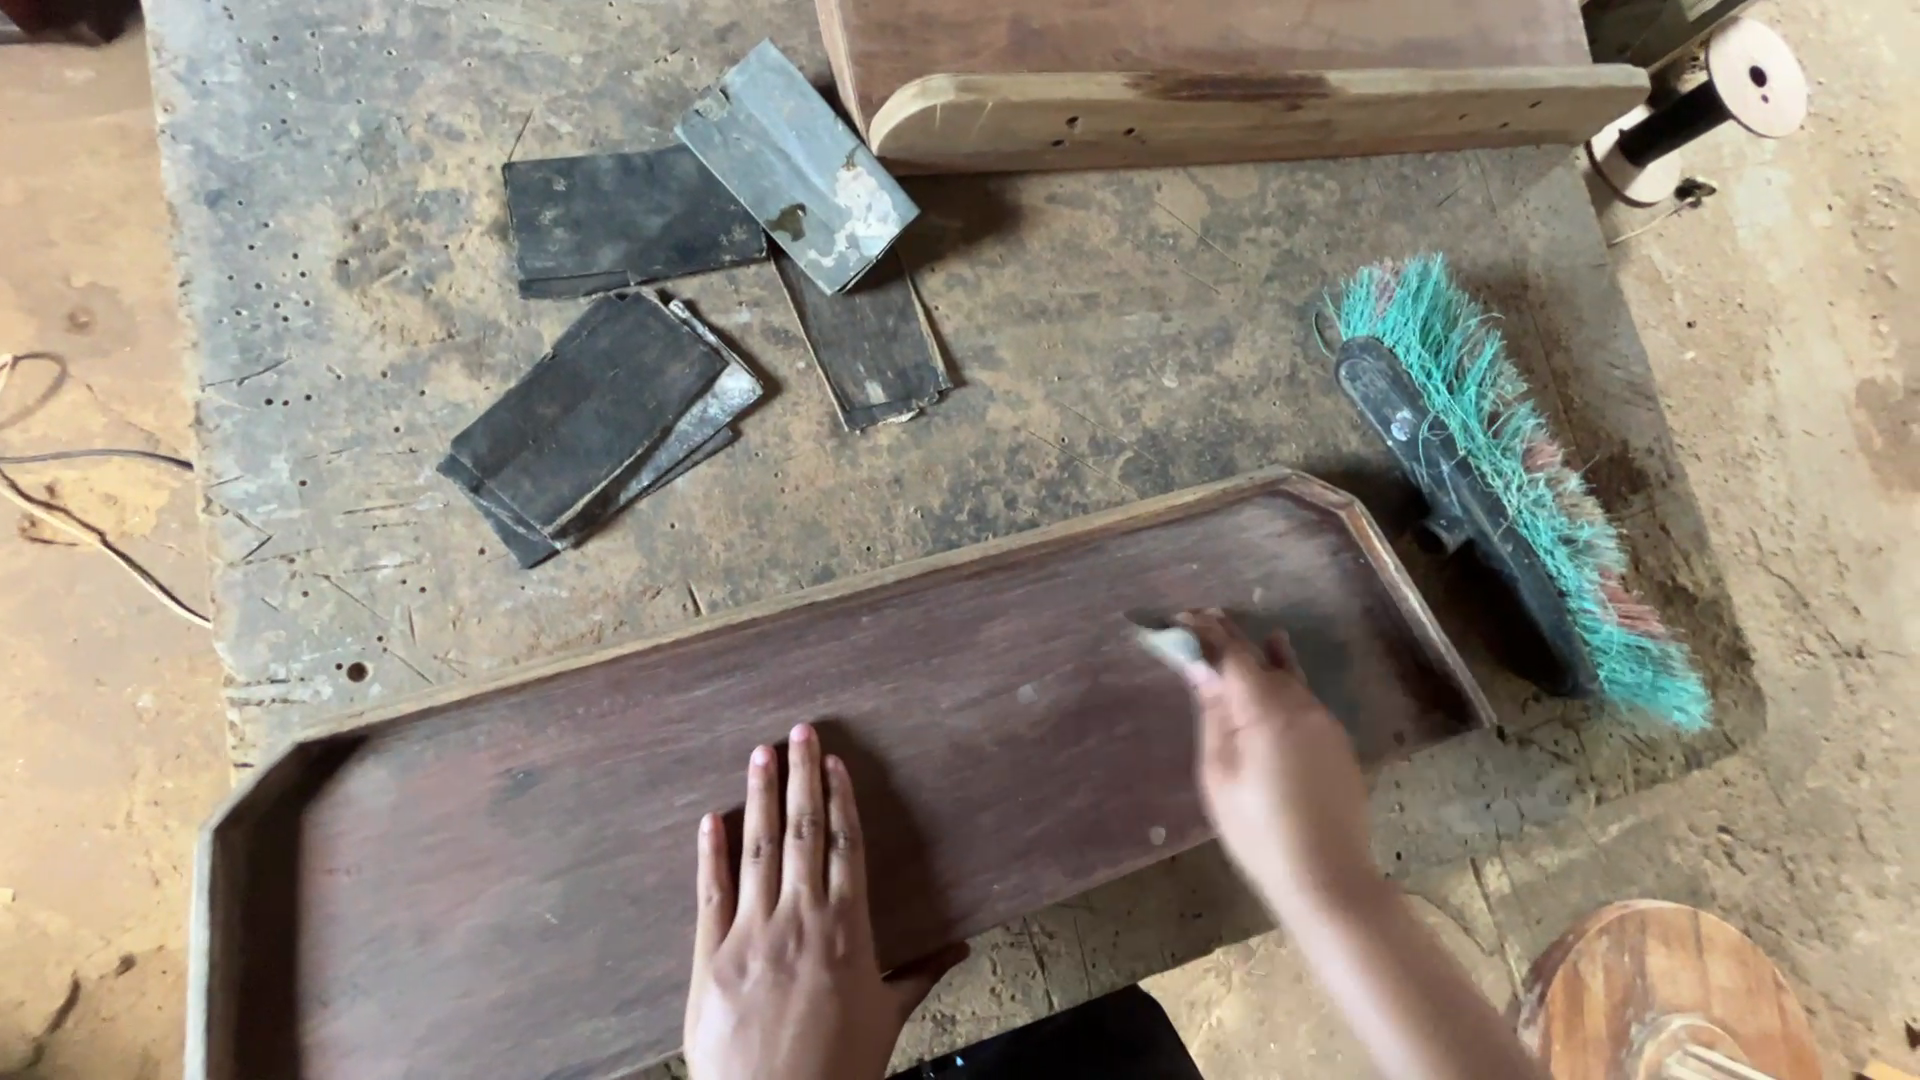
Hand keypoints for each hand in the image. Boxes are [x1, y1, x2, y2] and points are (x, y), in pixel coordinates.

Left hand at [684, 723, 967, 1079]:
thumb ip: (922, 973)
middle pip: (804, 830)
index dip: (839, 797)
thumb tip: (963, 947)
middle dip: (801, 776)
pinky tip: (712, 819)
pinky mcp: (711, 957)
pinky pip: (711, 894)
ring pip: (759, 848)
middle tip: (799, 731)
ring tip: (760, 754)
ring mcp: (752, 933)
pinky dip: (711, 854)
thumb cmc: (838, 1068)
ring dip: (760, 796)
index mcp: (846, 927)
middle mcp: (800, 917)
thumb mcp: (887, 1018)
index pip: (844, 843)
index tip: (834, 761)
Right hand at [1174, 610, 1384, 918]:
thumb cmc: (1257, 830)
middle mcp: (1300, 704)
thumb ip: (1213, 713)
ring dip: (1259, 655)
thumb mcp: (1219, 772)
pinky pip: (1303, 697)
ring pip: (1288, 675)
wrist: (1327, 878)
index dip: (1205, 630)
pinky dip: (1281, 680)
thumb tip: (1200, 666)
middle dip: (1230, 636)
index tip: (1179, 618)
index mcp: (1265, 709)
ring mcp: (1324, 722)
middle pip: (1262, 656)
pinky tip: (1274, 680)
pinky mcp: (1336, 741)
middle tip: (1201, 619)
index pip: (1232, 651)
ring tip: (1239, 639)